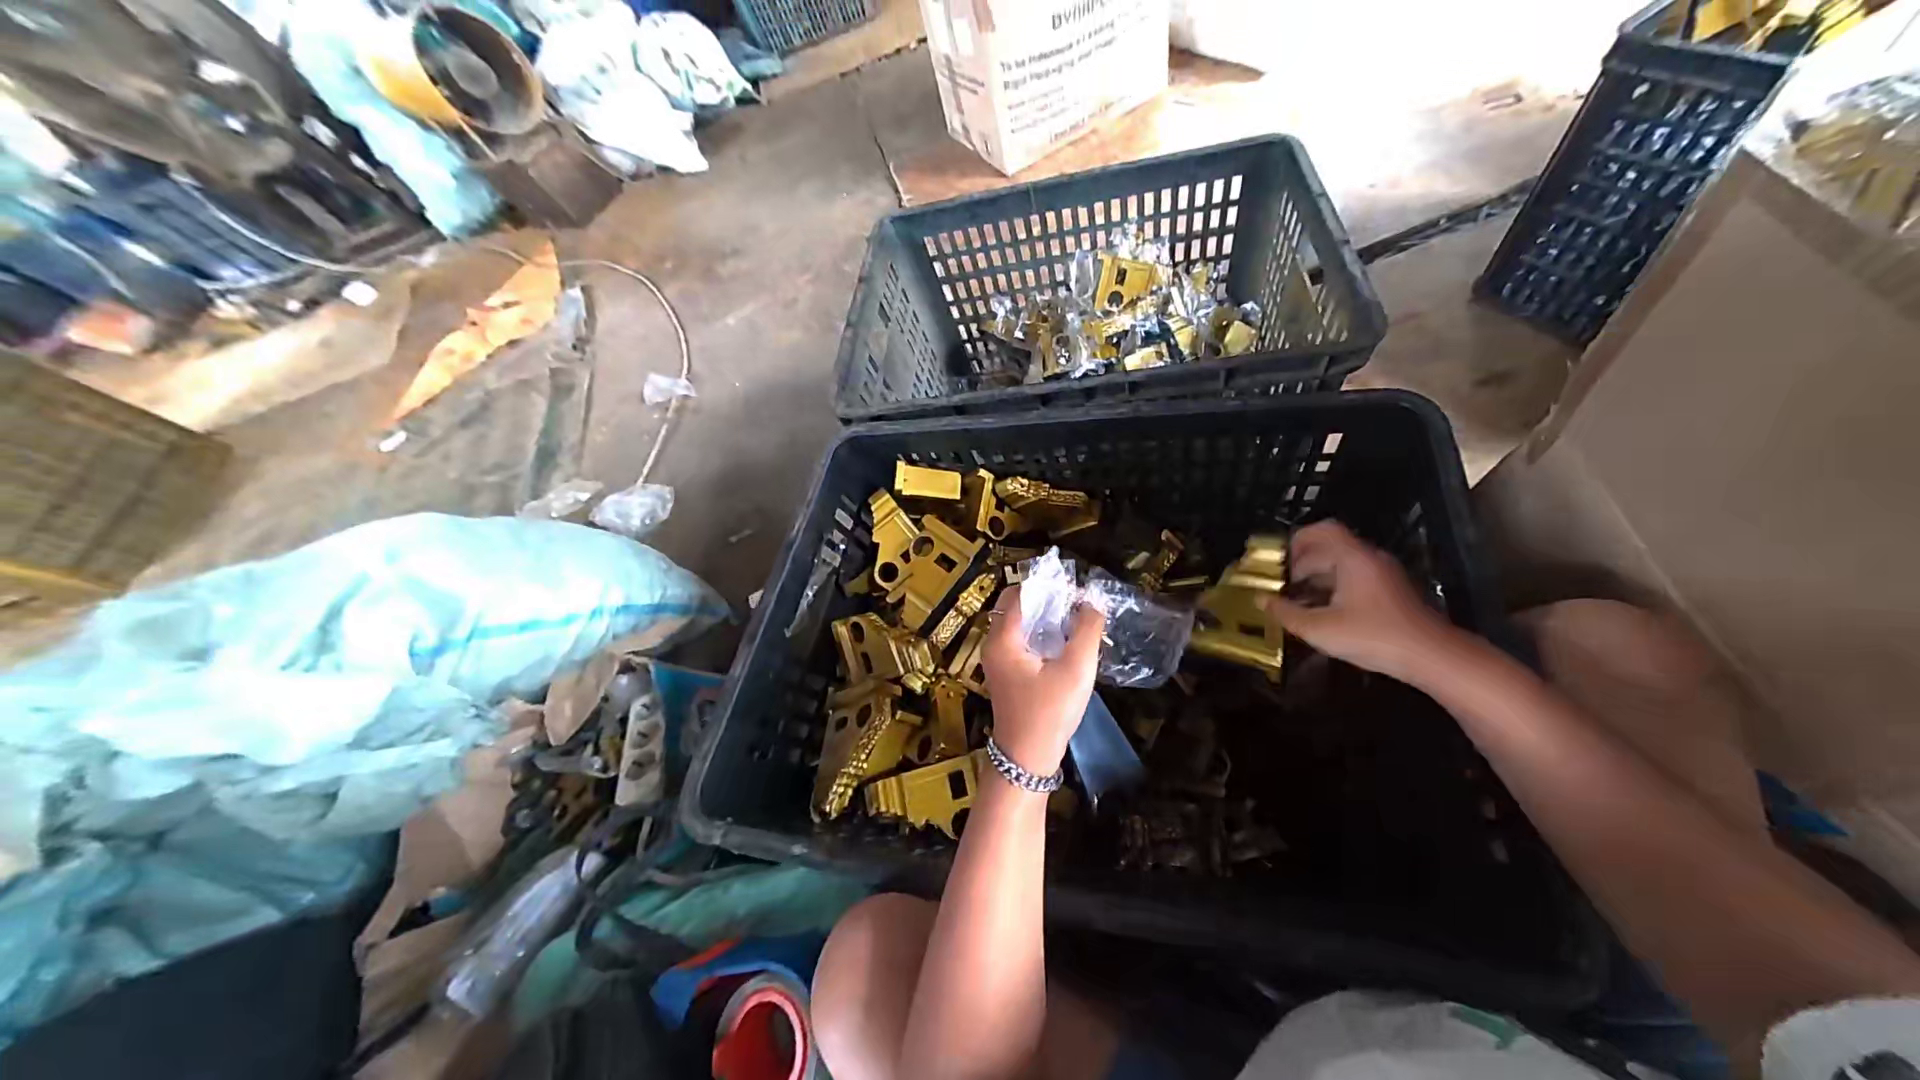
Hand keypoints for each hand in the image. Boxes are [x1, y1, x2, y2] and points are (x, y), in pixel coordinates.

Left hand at [981, 585, 1103, 775]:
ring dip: (1045, 617)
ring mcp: (999, 661)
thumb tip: (1093, 601)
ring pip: (1020, 625)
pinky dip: (1042, 634)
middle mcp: (994, 645)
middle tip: (1077, 601)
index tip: (1075, 586)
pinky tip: (1066, 641)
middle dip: (1046, 599)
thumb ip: (1087, 630)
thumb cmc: (1049, 712)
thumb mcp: (1076, 669)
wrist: (1028, 759)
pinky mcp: (1008, 674)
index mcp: (1003, 639)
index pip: (1020, 593)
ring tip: (1076, 617)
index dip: (1047, 585)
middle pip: (1017, 607)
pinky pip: (1023, 642)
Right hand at [1265, 520, 1458, 681]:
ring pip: (1342, 564)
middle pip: (1329, 547)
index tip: (1276, 561)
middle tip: (1280, 585)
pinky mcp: (1390, 591)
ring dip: (1316, 577)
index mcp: (1352, 558)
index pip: (1321, 531)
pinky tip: (1322, 611)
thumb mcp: (1320, 629)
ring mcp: (1383, 574)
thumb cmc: (1373, 637)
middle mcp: (1369, 559)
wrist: (1432, 656)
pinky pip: (1354, 577)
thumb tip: (1261, 600)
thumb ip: (1286, 613)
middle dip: (1301, 563)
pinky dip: (1333, 587)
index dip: (1295, 541)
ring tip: (1296, 600)